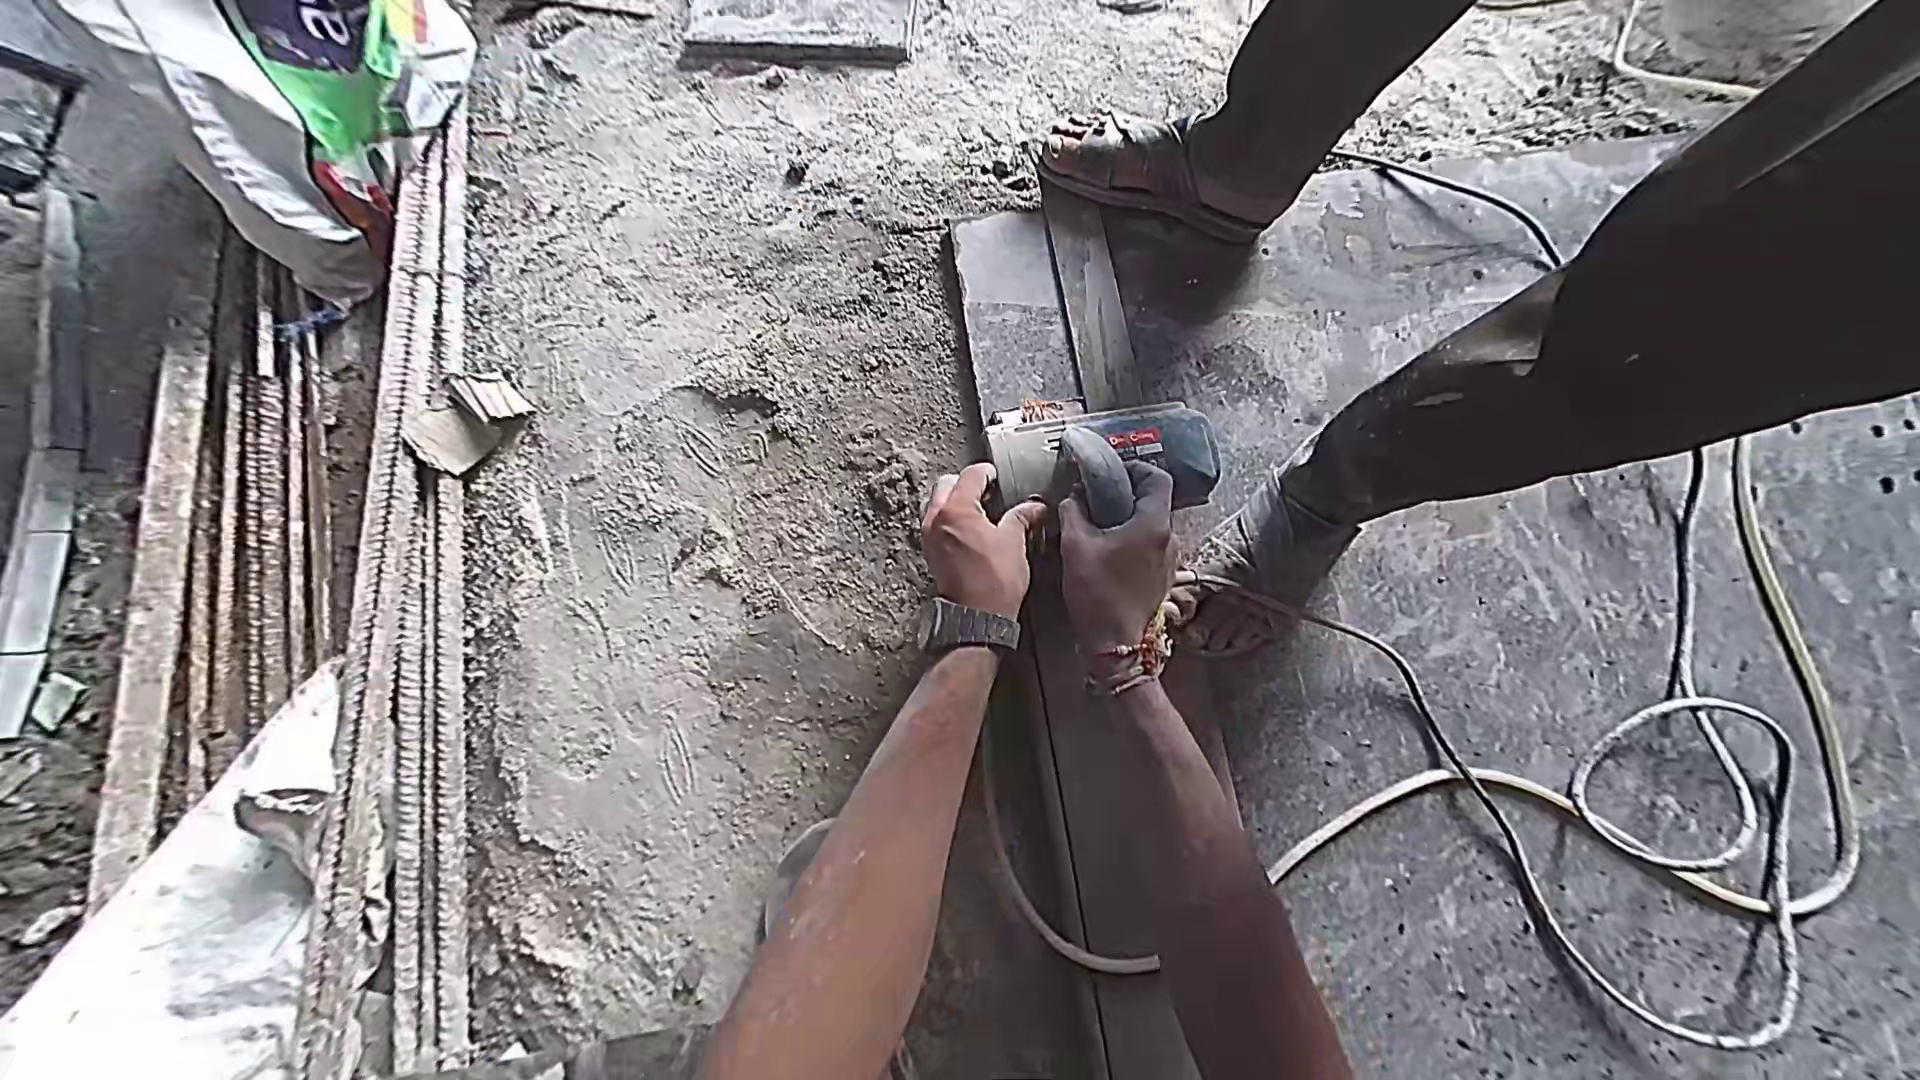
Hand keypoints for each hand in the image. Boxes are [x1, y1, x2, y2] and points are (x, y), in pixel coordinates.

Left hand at [921, 463, 1049, 617]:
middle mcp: (936, 519)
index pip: (971, 476)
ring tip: (980, 512)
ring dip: (956, 501)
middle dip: (967, 484)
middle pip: (948, 485)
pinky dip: (950, 520)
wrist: (977, 618)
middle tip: (990, 493)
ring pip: (938, 503)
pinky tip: (970, 530)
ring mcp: (930, 536)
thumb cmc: (994, 581)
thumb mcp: (1014, 541)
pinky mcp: (931, 552)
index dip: (988, 473)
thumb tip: (1035, 508)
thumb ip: (1022, 517)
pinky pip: (936, 523)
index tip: (998, 477)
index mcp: (956, 509)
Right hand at [1059, 462, 1176, 653]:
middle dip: (1125, 493)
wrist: (1115, 642)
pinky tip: (1107, 550)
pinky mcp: (1163, 577)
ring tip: (1098, 524)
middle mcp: (1169, 538)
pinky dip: (1132, 539)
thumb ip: (1073, 512)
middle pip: (1154, 501)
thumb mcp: (1075, 546)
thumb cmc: (1096, 592)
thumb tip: (1074, 497)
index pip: (1157, 477)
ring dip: (1127, 518)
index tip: (1111, 471)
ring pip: (1151, 525)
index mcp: (1153, 524)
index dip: (1135, 467)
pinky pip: (1150, 546)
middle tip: (1096, 496)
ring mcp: (1169, 560)